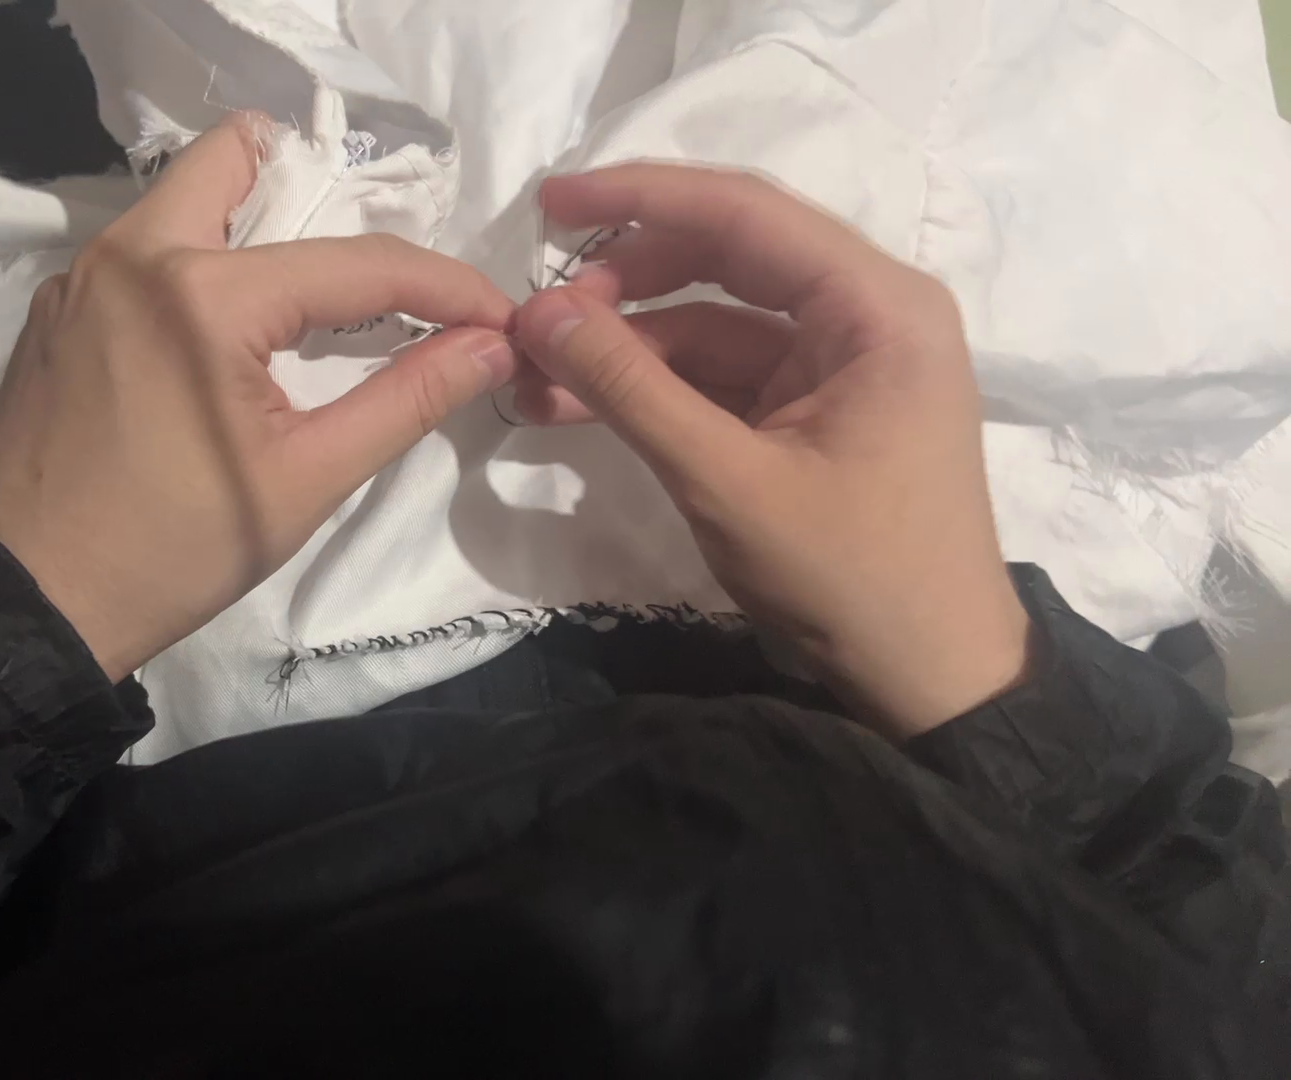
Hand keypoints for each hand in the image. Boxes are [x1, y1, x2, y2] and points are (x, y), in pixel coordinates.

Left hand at [0, 114, 517, 680]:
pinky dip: (192, 271)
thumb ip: (405, 401)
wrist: (36, 600)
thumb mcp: (306, 480)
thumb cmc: (179, 552)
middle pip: (239, 162)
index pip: (356, 264)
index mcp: (204, 297)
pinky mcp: (54, 311)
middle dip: (318, 197)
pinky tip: (207, 345)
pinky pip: (138, 253)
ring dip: (250, 231)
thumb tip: (490, 345)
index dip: (442, 285)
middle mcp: (132, 254)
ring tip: (290, 308)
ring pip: (180, 200)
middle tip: (360, 276)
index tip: (494, 313)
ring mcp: (80, 277)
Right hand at [512, 165, 1028, 738]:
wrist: (917, 675)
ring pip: (699, 328)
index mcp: (872, 307)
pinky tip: (570, 406)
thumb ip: (628, 387)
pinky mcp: (792, 413)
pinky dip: (639, 391)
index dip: (637, 200)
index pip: (741, 215)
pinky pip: (703, 380)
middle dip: (619, 286)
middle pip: (718, 263)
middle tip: (536, 316)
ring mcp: (821, 367)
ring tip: (532, 377)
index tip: (548, 203)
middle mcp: (854, 316)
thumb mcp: (722, 475)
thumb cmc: (844, 573)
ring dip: (616, 350)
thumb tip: (539, 313)